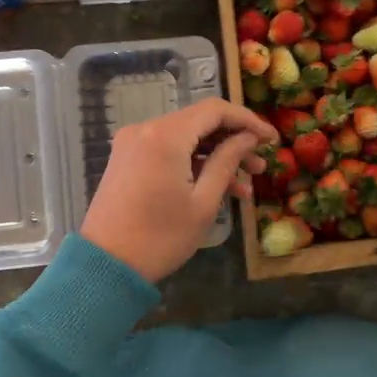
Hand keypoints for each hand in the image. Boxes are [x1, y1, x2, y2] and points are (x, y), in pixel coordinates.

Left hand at [81, 99, 278, 282]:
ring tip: (245, 184)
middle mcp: (145, 129)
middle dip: (233, 140)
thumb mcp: (203, 202)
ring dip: (215, 155)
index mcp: (165, 136)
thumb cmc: (160, 237)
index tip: (271, 139)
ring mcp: (133, 144)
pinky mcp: (127, 159)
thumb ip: (227, 161)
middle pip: (200, 121)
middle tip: (260, 166)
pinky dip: (193, 163)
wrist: (105, 267)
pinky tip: (218, 187)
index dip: (247, 120)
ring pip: (185, 137)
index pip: (215, 110)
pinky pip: (168, 150)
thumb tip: (248, 138)